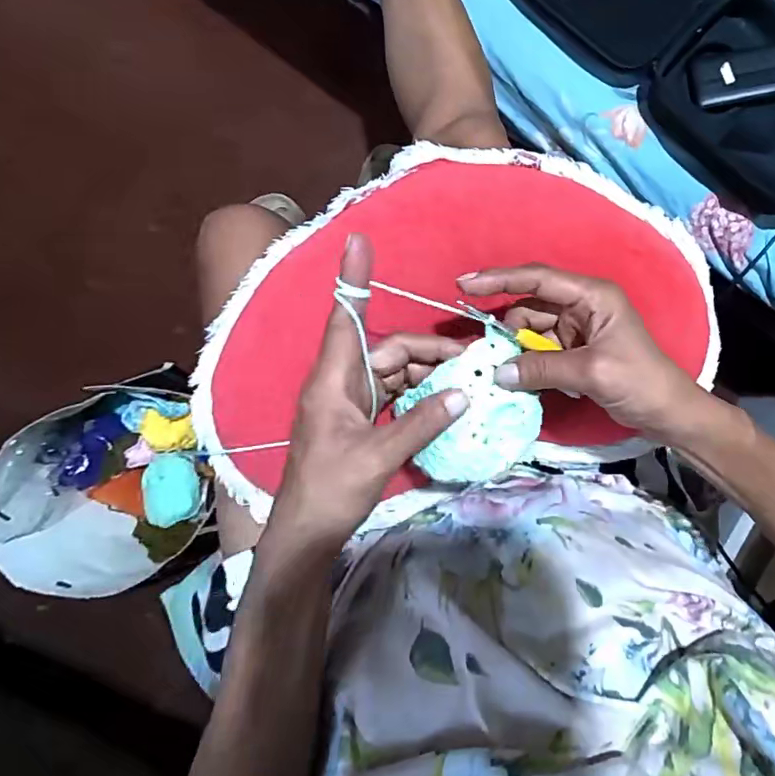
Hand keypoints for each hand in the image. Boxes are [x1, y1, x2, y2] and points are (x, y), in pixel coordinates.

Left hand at [263, 234, 468, 560]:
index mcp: (332, 381)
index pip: (345, 318)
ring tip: (462, 381)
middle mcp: (339, 382)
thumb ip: (422, 422)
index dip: (354, 278)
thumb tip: (463, 393)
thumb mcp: (379, 457)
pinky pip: (392, 392)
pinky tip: (442, 400)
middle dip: (427, 350)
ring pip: (392, 370)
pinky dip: (417, 392)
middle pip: (386, 347)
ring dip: (425, 372)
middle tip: (469, 361)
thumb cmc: (330, 492)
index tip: (359, 240)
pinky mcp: (358, 420)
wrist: (305, 535)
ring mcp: (348, 402)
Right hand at [456, 264, 717, 443]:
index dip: (500, 279)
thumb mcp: (591, 372)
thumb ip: (542, 369)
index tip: (465, 285)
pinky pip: (540, 350)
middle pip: (530, 306)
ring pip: (532, 330)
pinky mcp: (575, 351)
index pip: (539, 279)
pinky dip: (528, 362)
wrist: (667, 412)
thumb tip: (497, 372)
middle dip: (507, 327)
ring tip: (503, 370)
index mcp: (593, 296)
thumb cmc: (639, 381)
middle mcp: (583, 305)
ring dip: (516, 348)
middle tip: (485, 351)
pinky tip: (519, 378)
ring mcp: (578, 329)